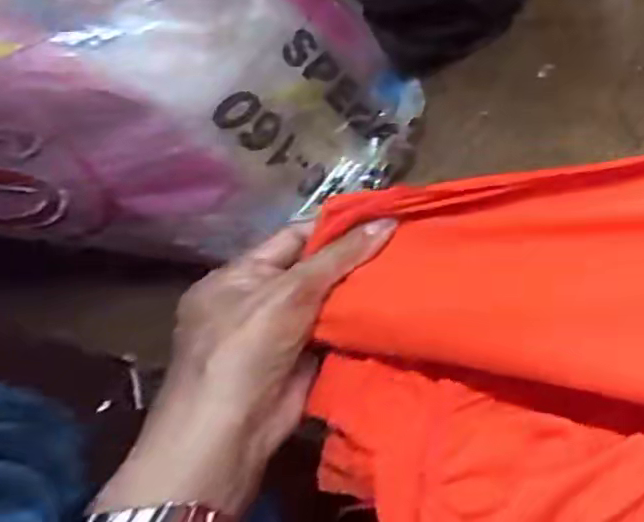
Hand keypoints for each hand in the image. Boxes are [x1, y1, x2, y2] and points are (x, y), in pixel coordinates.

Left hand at [90, 219, 395, 515]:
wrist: (230, 433)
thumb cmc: (243, 352)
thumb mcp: (289, 293)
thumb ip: (340, 255)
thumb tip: (389, 220)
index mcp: (237, 278)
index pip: (296, 236)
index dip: (341, 222)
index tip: (388, 211)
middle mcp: (260, 296)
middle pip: (320, 261)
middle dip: (362, 249)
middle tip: (409, 231)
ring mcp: (284, 324)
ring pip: (337, 288)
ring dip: (369, 277)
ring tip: (413, 256)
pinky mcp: (309, 346)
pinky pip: (344, 315)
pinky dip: (369, 304)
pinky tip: (401, 289)